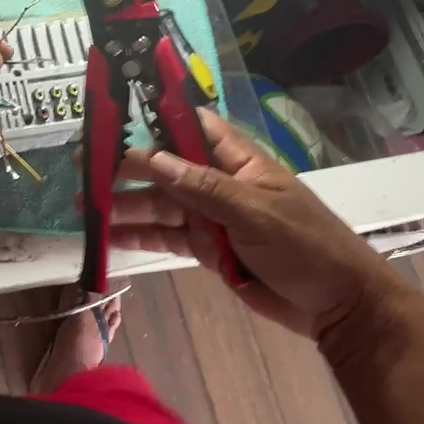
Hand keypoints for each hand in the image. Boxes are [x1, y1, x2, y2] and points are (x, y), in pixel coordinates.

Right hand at [111, 107, 409, 345]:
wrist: (342, 309)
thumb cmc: (309, 247)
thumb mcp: (256, 212)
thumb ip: (202, 186)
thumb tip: (151, 158)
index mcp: (236, 160)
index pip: (190, 124)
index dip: (153, 116)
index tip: (113, 114)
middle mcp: (217, 181)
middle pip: (163, 165)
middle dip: (124, 165)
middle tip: (82, 165)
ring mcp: (210, 215)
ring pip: (158, 202)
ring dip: (123, 204)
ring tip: (84, 206)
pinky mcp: (206, 248)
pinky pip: (165, 236)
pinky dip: (137, 235)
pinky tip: (107, 237)